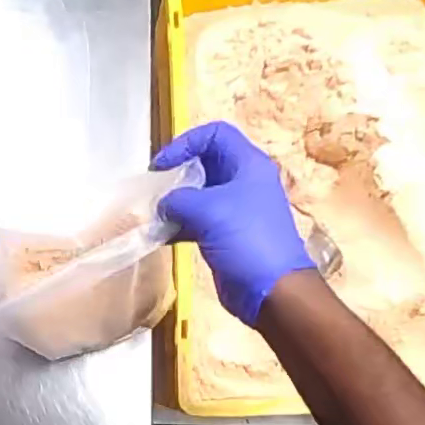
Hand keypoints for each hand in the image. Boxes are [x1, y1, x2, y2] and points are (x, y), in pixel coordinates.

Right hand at [154, 121, 309, 324]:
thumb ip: (179, 200)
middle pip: (204, 164)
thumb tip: (163, 204)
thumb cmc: (246, 240)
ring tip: (154, 214)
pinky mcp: (225, 237)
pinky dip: (179, 226)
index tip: (162, 165)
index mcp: (247, 165)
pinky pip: (197, 222)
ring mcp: (235, 211)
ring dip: (175, 203)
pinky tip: (161, 235)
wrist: (270, 290)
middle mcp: (243, 183)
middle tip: (154, 190)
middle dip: (177, 174)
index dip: (185, 143)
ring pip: (199, 196)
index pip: (214, 135)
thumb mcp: (209, 210)